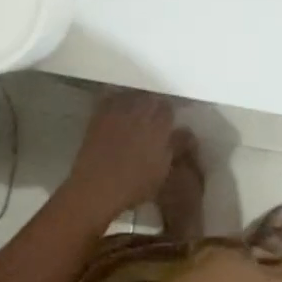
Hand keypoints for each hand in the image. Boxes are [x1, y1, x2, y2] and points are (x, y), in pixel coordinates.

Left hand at [61, 91, 177, 218]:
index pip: (168, 108)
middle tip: (152, 118)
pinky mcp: (99, 115)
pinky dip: (116, 100)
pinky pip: (110, 98)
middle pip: (151, 98)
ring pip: (132, 95)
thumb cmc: (135, 184)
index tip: (167, 123)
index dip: (168, 115)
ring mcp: (118, 111)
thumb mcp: (163, 170)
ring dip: (136, 101)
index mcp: (159, 125)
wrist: (97, 186)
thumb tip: (184, 132)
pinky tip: (117, 110)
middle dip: (153, 105)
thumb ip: (175, 147)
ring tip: (135, 112)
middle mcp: (140, 112)